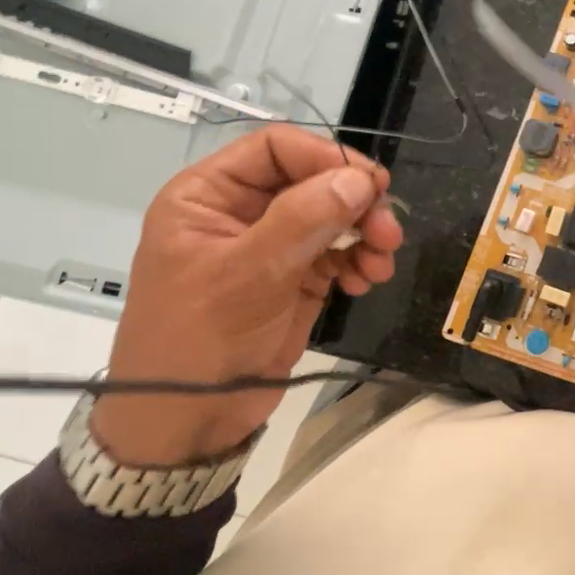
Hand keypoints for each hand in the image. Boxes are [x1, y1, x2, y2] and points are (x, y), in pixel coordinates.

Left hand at [91, 125, 404, 466]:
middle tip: (388, 232)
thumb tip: (360, 179)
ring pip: (334, 215)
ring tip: (382, 263)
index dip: (326, 158)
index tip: (370, 184)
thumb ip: (302, 220)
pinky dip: (360, 261)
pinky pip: (339, 252)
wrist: (186, 425)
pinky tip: (367, 281)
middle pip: (314, 180)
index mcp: (209, 196)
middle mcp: (242, 212)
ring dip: (366, 234)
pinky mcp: (296, 278)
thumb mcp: (247, 275)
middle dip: (356, 202)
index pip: (277, 149)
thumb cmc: (197, 340)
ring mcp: (272, 246)